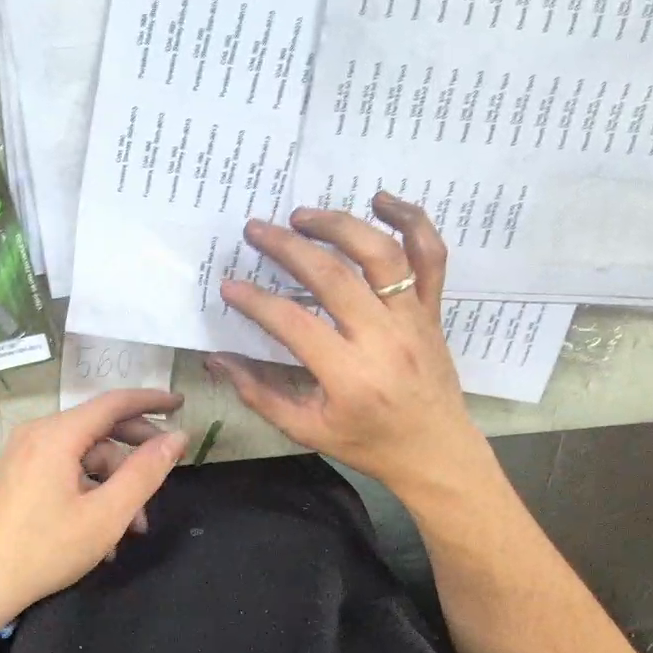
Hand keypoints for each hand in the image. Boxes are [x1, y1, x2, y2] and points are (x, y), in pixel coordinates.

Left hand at [0, 390, 188, 626]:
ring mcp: (23, 457)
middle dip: (136, 455)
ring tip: (133, 530)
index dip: (151, 401)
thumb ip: (145, 472)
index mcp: (56, 435)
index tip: (182, 405)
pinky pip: (65, 473)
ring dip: (114, 486)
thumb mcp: (106, 515)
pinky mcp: (17, 479)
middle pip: (99, 429)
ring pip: (84, 458)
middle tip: (166, 474)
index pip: (113, 402)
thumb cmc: (45, 550)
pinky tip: (103, 535)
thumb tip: (177, 437)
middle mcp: (36, 435)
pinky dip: (90, 494)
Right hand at [210, 192, 497, 505]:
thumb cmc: (367, 444)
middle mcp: (384, 339)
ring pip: (381, 255)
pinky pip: (430, 256)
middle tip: (255, 230)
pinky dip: (411, 221)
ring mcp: (414, 319)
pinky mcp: (433, 310)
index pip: (295, 324)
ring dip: (339, 226)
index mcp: (349, 376)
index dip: (257, 302)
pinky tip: (381, 201)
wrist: (435, 451)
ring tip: (302, 216)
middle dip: (288, 248)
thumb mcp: (307, 430)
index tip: (229, 287)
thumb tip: (217, 360)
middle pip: (334, 277)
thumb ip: (260, 394)